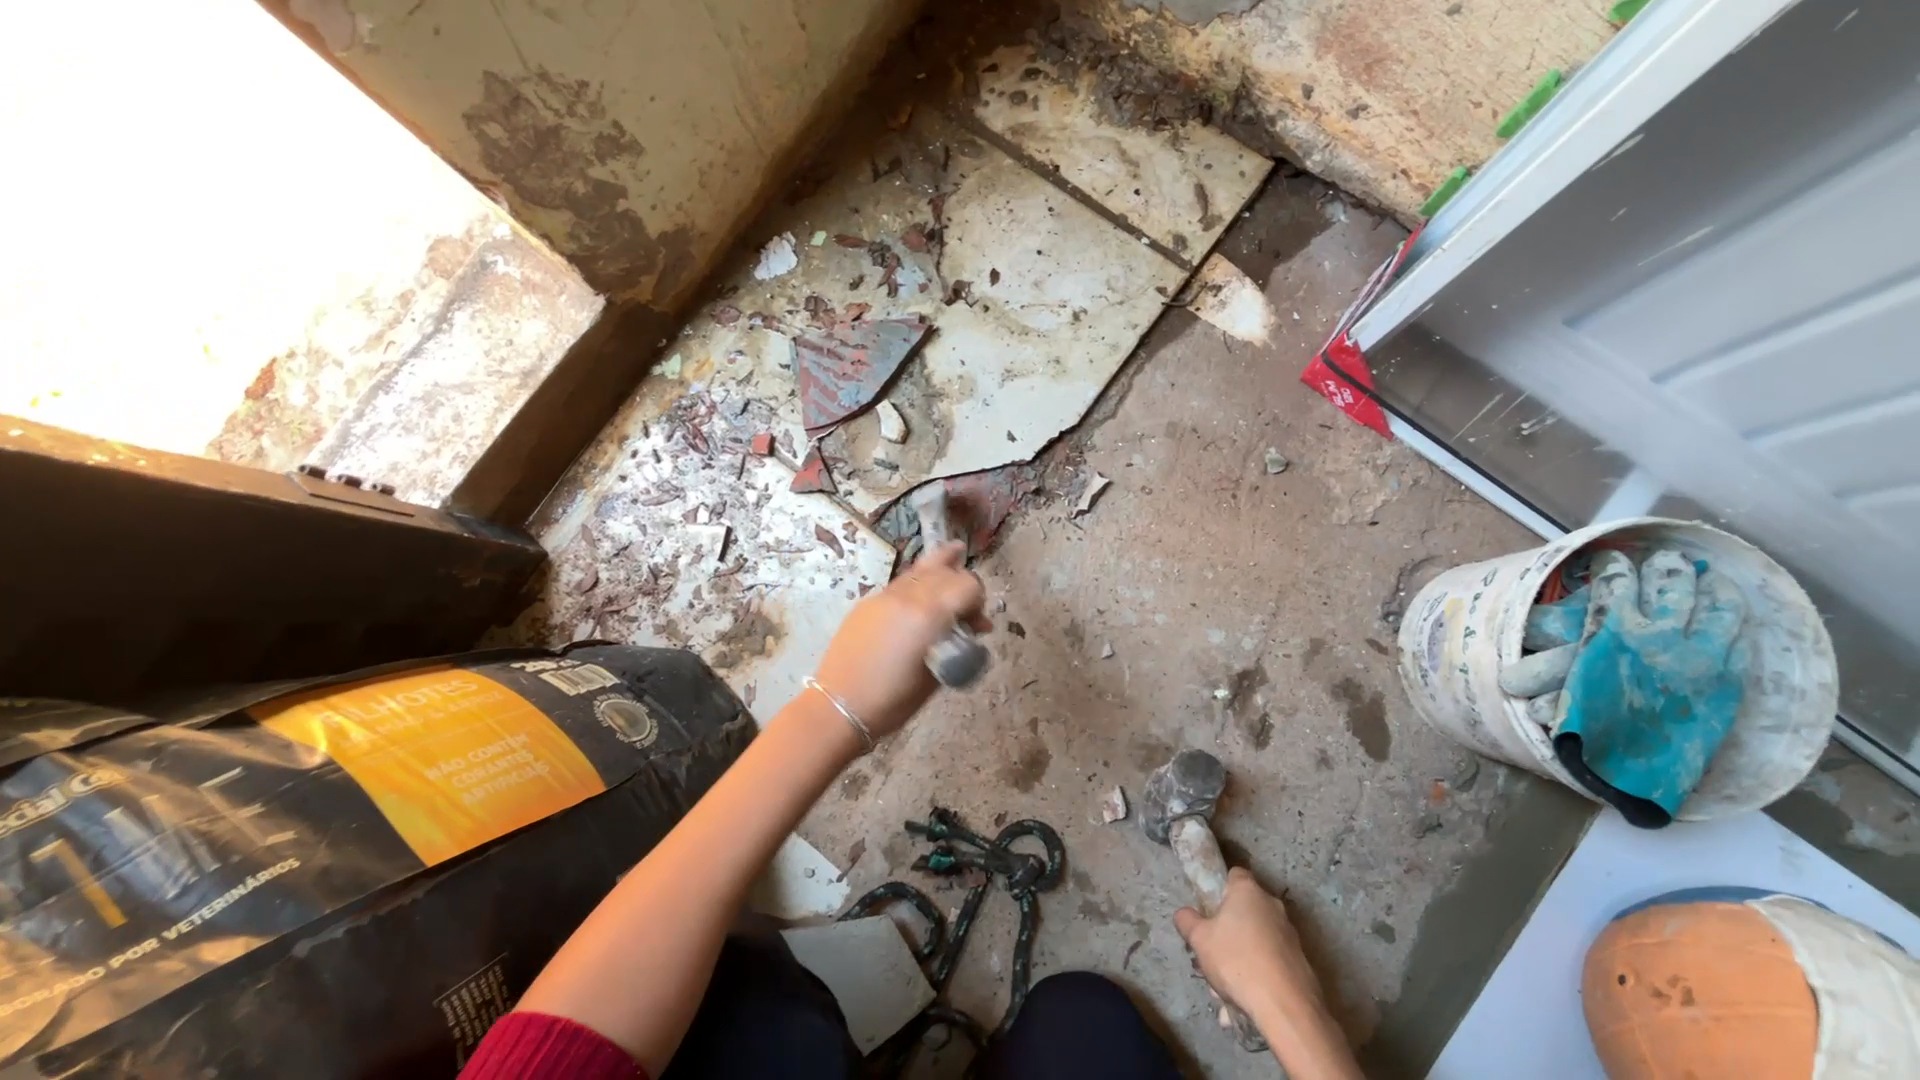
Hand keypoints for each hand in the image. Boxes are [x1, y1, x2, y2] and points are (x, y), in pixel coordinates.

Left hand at [811, 541, 987, 737]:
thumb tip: (969, 631)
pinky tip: (923, 591)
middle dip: (963, 584)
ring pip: (921, 568)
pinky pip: (901, 582)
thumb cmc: (892, 701)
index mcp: (928, 615)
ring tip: (956, 555)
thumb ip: (957, 645)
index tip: (979, 625)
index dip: (980, 600)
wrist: (839, 706)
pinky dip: (918, 582)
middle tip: (967, 612)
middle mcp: (907, 597)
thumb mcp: (937, 676)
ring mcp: (884, 596)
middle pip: (946, 571)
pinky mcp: (867, 603)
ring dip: (941, 569)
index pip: (967, 585)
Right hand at [1174, 868, 1323, 1020]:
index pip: (1235, 874)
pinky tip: (1244, 996)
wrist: (1284, 1005)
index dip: (1220, 886)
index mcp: (1248, 892)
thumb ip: (1187, 921)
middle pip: (1246, 908)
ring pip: (1258, 936)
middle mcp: (1273, 906)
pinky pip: (1271, 959)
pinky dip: (1258, 971)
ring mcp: (1290, 934)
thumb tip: (1184, 914)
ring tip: (1225, 982)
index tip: (1209, 905)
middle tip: (1212, 947)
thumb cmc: (1236, 960)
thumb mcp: (1199, 939)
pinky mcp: (1300, 960)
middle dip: (1229, 925)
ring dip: (1243, 952)